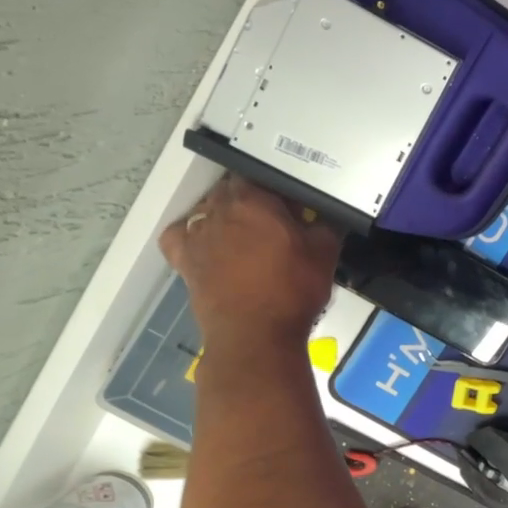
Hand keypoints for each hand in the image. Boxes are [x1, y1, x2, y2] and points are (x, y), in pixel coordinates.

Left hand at [159, 177, 340, 348]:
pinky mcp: (184, 260)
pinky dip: (193, 230)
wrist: (256, 334)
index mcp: (253, 201)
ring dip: (228, 211)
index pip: (260, 173)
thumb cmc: (294, 288)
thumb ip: (326, 222)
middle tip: (280, 213)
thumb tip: (325, 212)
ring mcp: (196, 235)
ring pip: (208, 208)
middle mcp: (218, 211)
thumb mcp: (327, 250)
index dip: (279, 183)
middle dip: (254, 194)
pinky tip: (211, 238)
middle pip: (231, 188)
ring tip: (251, 228)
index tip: (298, 199)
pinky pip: (181, 233)